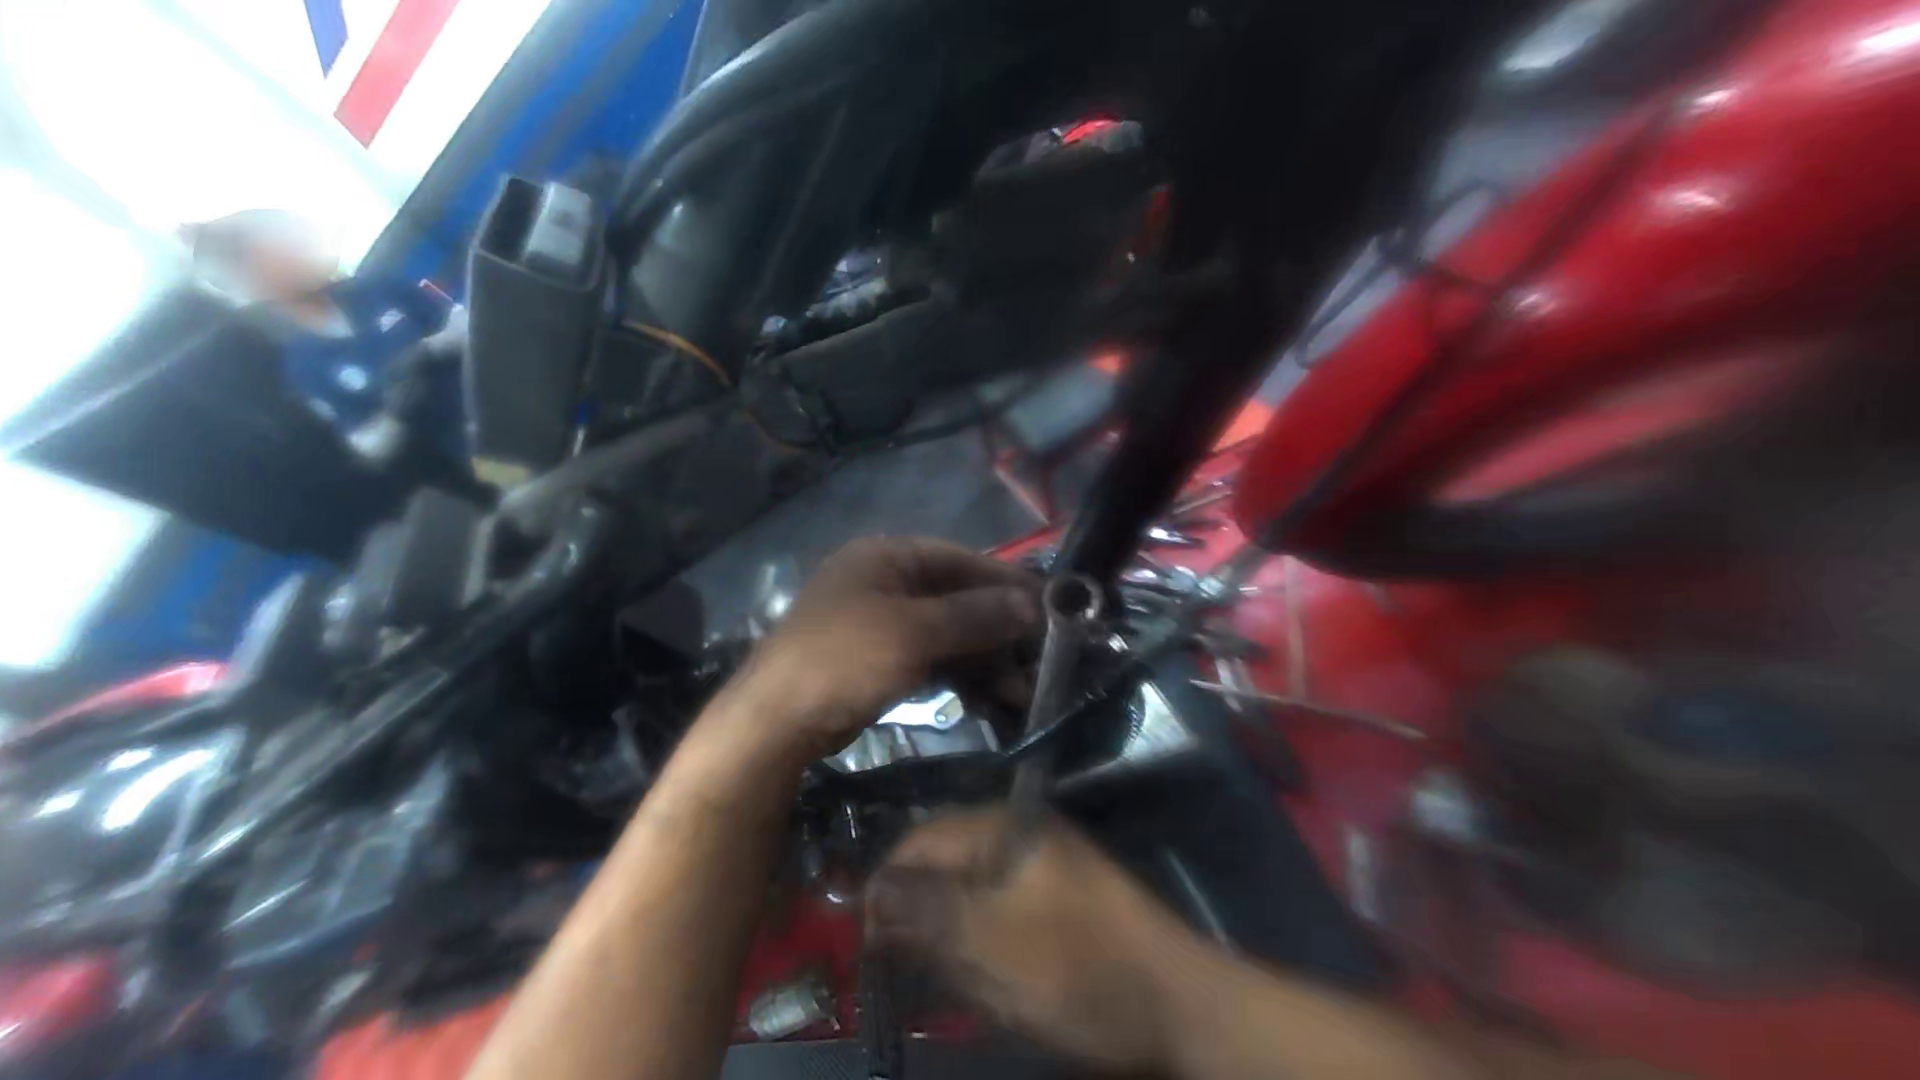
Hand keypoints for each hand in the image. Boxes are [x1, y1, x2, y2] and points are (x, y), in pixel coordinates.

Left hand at [739, 538, 1038, 759]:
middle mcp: (885, 583)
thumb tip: (1032, 603)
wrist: (776, 722)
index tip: (1050, 604)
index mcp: (886, 557)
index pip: (960, 559)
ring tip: (1021, 692)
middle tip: (1040, 659)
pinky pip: (932, 659)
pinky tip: (990, 700)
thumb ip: (976, 615)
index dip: (1006, 581)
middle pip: (957, 598)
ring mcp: (881, 623)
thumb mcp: (914, 632)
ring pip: (948, 634)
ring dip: (985, 660)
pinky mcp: (880, 660)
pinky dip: (961, 676)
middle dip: (999, 630)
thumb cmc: (844, 660)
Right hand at [867, 807, 1201, 1071]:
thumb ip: (924, 911)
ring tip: (963, 981)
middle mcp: (1015, 832)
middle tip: (918, 972)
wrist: (1179, 1006)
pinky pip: (996, 910)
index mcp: (1001, 826)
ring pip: (966, 893)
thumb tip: (868, 890)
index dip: (885, 890)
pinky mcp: (1052, 896)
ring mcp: (1037, 862)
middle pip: (940, 866)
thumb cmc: (1078, 970)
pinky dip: (983, 945)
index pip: (919, 842)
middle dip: (921, 919)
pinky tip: (991, 978)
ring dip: (953, 938)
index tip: (868, 946)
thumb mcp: (990, 945)